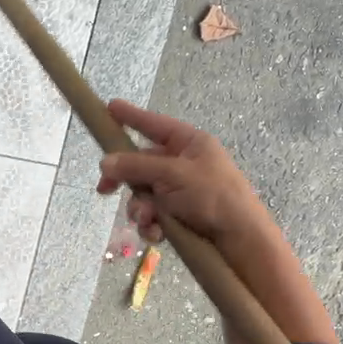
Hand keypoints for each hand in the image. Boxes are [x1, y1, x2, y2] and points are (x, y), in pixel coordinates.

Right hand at [95, 100, 269, 244]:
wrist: (238, 236)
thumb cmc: (212, 195)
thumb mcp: (173, 174)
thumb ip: (137, 166)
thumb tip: (104, 162)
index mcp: (189, 143)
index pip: (154, 125)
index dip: (131, 117)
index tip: (109, 106)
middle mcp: (182, 163)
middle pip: (141, 164)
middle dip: (125, 180)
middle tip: (104, 189)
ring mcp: (179, 190)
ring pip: (142, 194)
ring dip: (139, 209)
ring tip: (147, 219)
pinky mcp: (177, 213)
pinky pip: (151, 215)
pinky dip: (150, 224)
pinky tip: (156, 233)